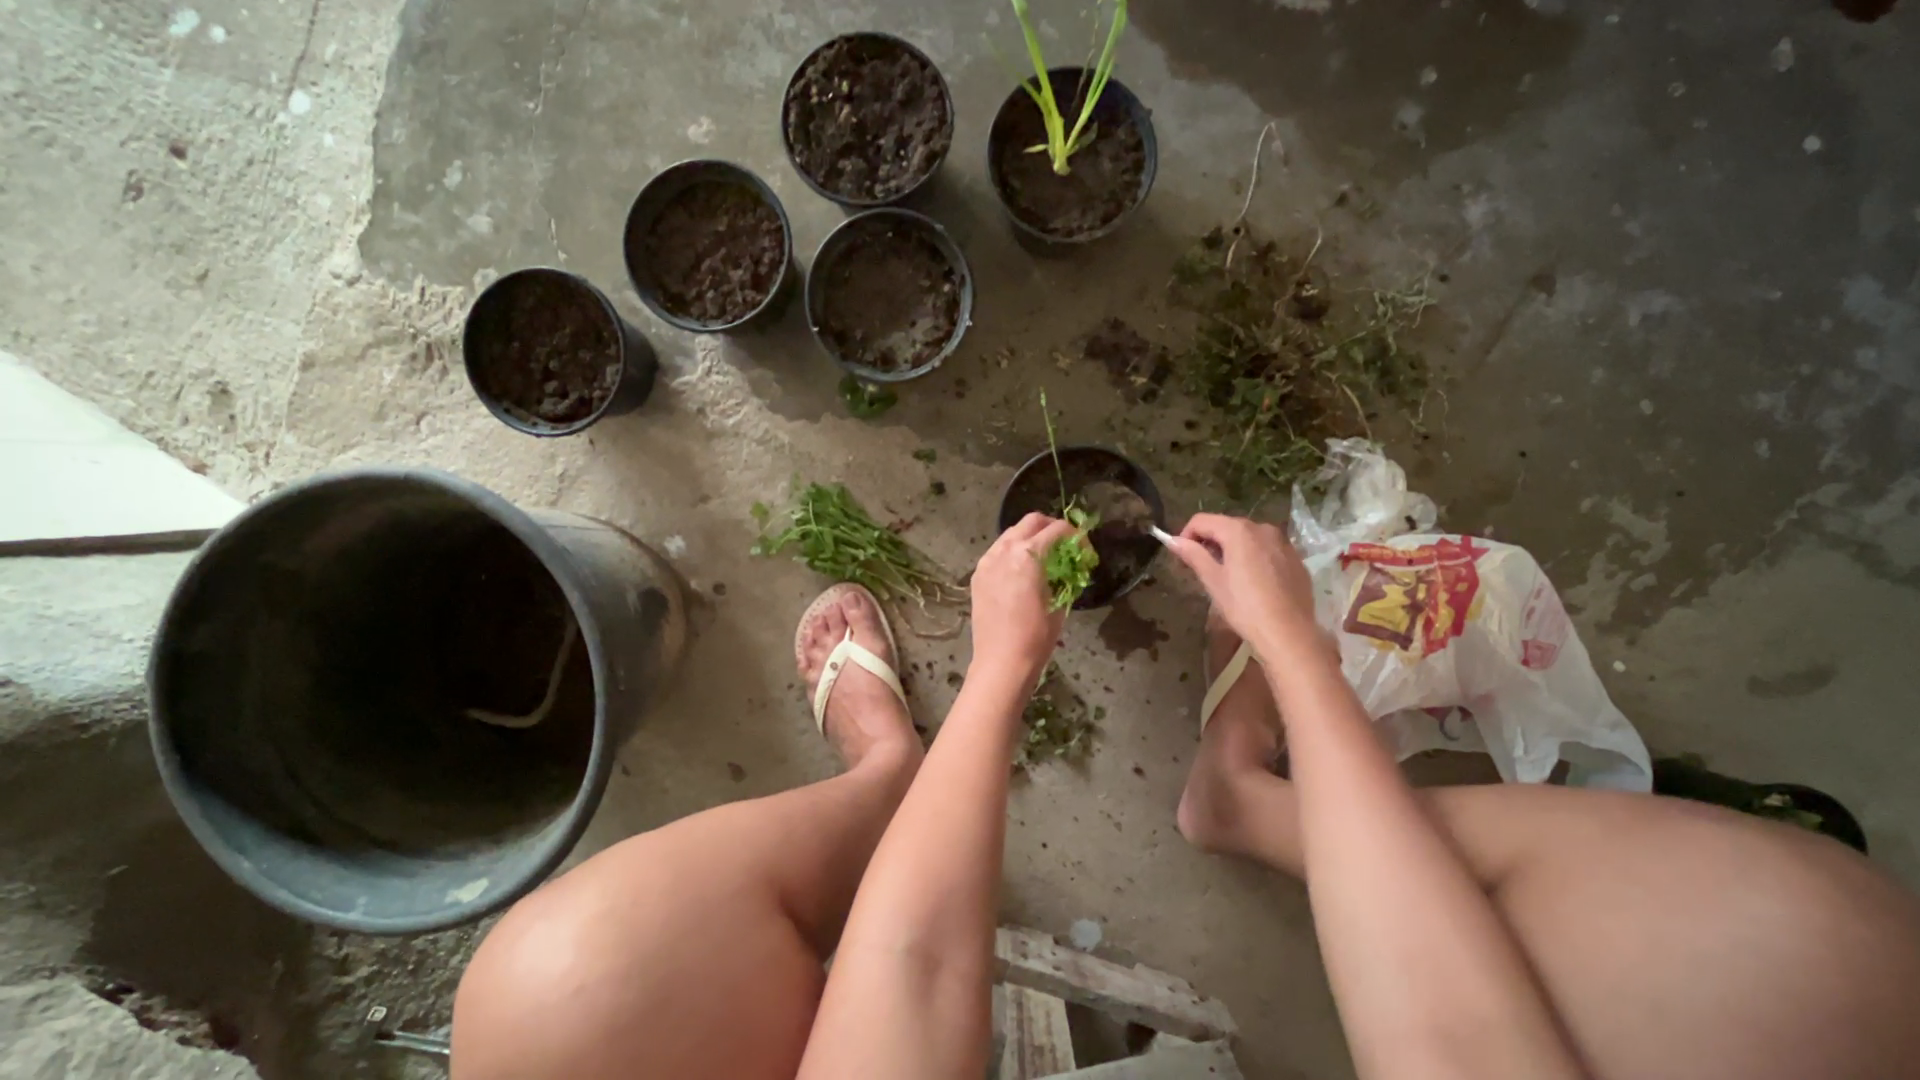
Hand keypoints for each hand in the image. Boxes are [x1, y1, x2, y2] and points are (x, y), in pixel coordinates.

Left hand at [968, 513, 1076, 676]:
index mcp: (1028, 555)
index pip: (1058, 530)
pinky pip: (997, 551)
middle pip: (1032, 521)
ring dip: (1031, 537)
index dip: (1077, 537)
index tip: (1085, 551)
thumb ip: (1063, 577)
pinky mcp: (978, 575)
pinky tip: (1022, 571)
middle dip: (1052, 528)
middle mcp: (1004, 550)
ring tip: (1044, 557)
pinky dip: (1013, 552)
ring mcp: (987, 561)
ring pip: (1011, 533)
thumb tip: (1067, 568)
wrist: (1001, 662)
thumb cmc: (1035, 637)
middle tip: (1065, 545)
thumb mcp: (1059, 604)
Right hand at [1168, 513, 1318, 651]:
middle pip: (1227, 526)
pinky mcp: (1295, 558)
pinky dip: (1254, 557)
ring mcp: (1283, 542)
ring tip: (1228, 576)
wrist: (1289, 632)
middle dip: (1210, 542)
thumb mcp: (1213, 580)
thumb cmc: (1244, 606)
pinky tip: (1253, 583)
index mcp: (1238, 531)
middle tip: (1202, 568)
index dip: (1186, 535)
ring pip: (1249, 537)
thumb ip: (1193, 555)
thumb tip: (1174, 541)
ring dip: (1233, 549)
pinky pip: (1267, 550)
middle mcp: (1262, 528)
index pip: (1202, 521)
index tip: (1182, 557)